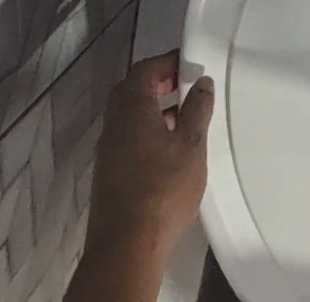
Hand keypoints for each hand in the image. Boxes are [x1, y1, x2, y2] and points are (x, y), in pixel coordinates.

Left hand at [68, 52, 214, 301]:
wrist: (126, 246)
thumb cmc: (163, 189)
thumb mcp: (191, 145)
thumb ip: (197, 110)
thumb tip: (202, 83)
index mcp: (132, 108)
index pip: (145, 70)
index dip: (167, 62)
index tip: (190, 64)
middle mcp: (114, 123)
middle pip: (131, 89)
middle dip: (158, 82)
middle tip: (185, 86)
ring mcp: (108, 149)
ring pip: (128, 115)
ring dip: (152, 108)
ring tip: (182, 118)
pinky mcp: (108, 172)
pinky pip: (126, 136)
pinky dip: (145, 129)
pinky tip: (167, 149)